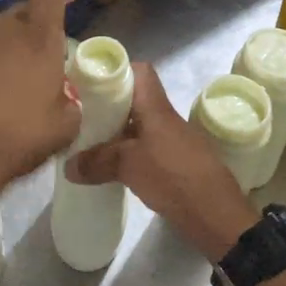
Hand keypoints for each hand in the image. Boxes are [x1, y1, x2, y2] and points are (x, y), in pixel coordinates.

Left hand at [0, 0, 82, 203]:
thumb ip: (69, 102)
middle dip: (34, 29)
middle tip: (38, 63)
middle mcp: (3, 29)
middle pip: (22, 13)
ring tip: (7, 83)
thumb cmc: (17, 137)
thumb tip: (63, 98)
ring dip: (5, 48)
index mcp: (38, 38)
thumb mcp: (64, 128)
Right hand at [66, 63, 258, 259]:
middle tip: (83, 116)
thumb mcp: (128, 166)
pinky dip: (130, 153)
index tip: (92, 82)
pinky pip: (148, 148)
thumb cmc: (172, 176)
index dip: (117, 70)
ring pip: (141, 126)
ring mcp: (173, 142)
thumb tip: (69, 166)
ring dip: (119, 132)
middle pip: (136, 100)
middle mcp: (166, 118)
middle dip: (110, 105)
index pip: (140, 72)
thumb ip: (96, 162)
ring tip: (91, 143)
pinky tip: (114, 168)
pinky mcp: (177, 164)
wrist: (216, 214)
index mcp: (156, 107)